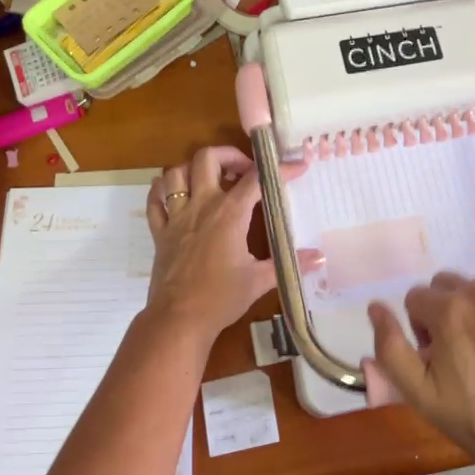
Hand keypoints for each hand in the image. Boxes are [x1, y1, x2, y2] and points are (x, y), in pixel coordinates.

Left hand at [145, 146, 316, 341]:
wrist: (179, 320)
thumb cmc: (221, 298)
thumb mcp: (259, 281)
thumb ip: (287, 263)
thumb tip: (320, 257)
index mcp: (229, 213)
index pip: (256, 179)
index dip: (280, 169)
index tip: (297, 167)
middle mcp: (202, 205)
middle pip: (207, 158)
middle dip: (227, 154)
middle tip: (243, 170)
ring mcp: (177, 216)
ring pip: (176, 173)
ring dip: (192, 169)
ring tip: (209, 180)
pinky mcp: (160, 232)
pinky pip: (154, 201)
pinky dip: (162, 191)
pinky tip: (174, 195)